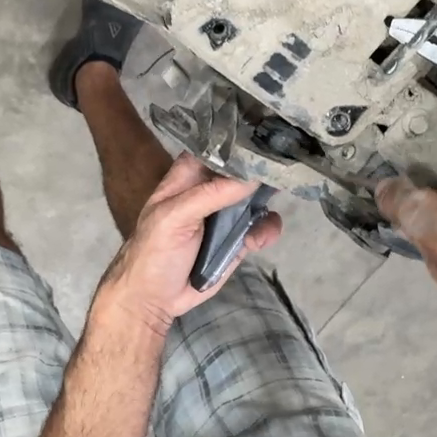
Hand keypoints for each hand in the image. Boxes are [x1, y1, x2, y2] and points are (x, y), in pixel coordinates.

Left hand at [95, 154, 283, 336]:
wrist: (152, 300)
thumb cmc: (152, 252)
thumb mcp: (173, 217)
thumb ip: (209, 195)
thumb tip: (250, 178)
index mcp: (187, 176)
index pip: (215, 148)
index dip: (237, 141)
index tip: (265, 136)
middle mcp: (209, 190)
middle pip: (242, 170)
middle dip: (262, 171)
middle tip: (283, 171)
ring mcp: (224, 215)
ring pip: (256, 199)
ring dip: (268, 204)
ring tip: (267, 215)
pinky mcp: (236, 240)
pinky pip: (259, 228)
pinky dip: (267, 230)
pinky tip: (260, 240)